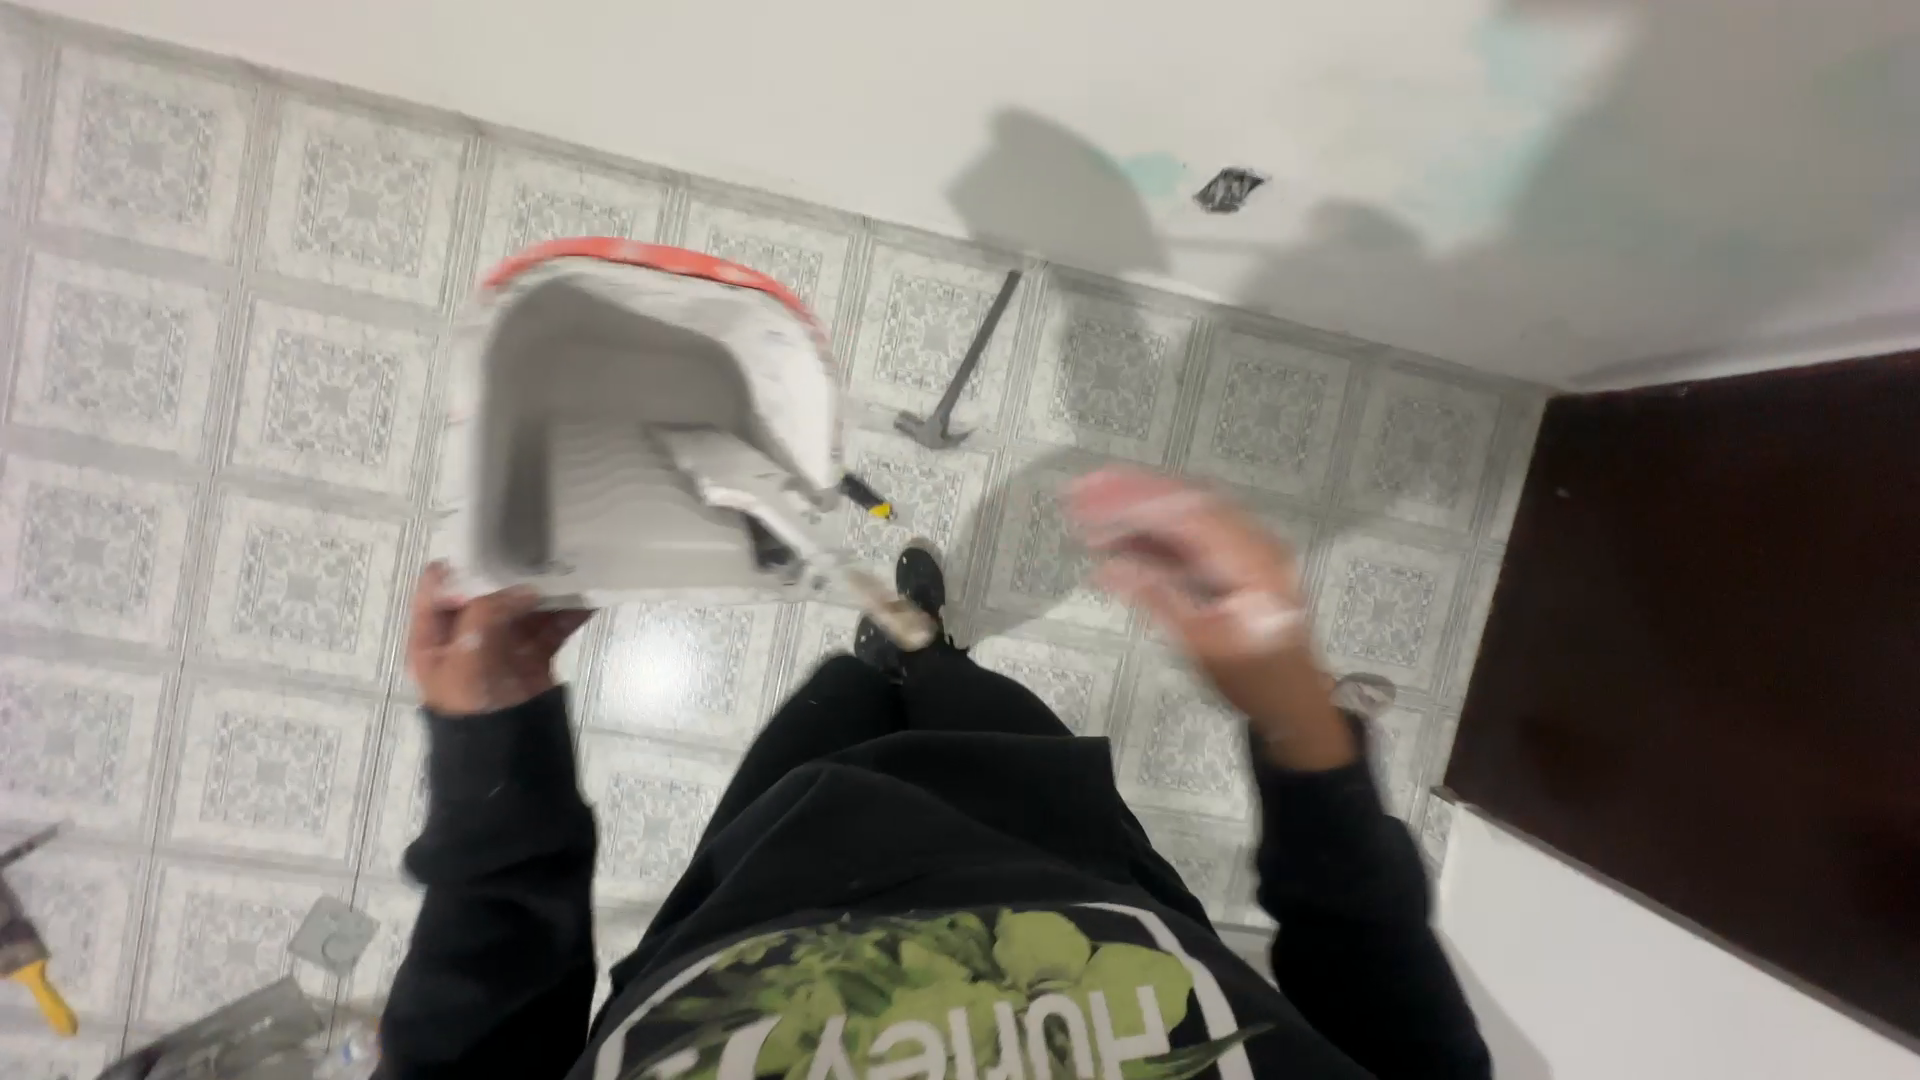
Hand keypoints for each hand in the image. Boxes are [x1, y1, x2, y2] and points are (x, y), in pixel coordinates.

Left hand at [406, 562, 593, 715]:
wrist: (506, 751)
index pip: (440, 586)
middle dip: (516, 573)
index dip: (464, 564)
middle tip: (544, 552)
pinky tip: (590, 599)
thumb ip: (488, 613)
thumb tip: (527, 587)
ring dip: (549, 590)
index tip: (497, 547)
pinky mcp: (534, 654)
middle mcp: (467, 634)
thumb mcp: (466, 656)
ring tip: (574, 570)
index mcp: (436, 635)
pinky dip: (571, 612)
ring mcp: (503, 644)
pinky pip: (553, 626)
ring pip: (526, 606)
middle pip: (490, 592)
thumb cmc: (473, 702)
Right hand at [1065, 467, 1354, 769]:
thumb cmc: (1256, 680)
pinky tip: (1116, 540)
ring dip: (1135, 511)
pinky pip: (1186, 539)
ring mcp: (1241, 551)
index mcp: (1252, 559)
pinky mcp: (1229, 565)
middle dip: (1129, 493)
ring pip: (1181, 517)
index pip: (1187, 512)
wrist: (1295, 704)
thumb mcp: (1204, 646)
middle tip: (1081, 492)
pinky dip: (1149, 535)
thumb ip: (1159, 599)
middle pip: (1183, 502)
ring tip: (1087, 512)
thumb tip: (1110, 568)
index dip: (1136, 499)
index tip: (1093, 495)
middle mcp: (1250, 543)